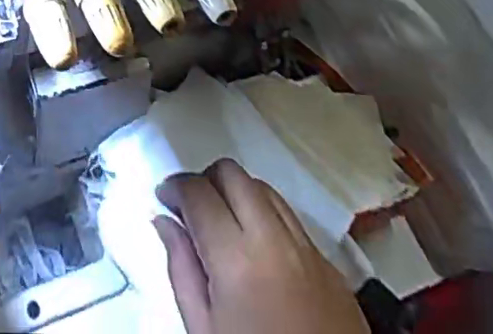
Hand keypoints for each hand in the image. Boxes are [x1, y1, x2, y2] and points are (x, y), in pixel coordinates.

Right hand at [154, 159, 369, 333]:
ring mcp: (306, 245)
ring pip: (263, 187)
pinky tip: (256, 246)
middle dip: (206, 181)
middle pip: (233, 174)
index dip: (175, 186)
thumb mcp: (203, 331)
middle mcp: (273, 237)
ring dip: (237, 193)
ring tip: (223, 224)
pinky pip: (290, 215)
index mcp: (236, 258)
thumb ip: (181, 270)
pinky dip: (265, 214)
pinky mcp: (328, 260)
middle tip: (191, 209)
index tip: (164, 196)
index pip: (199, 192)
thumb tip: (164, 220)